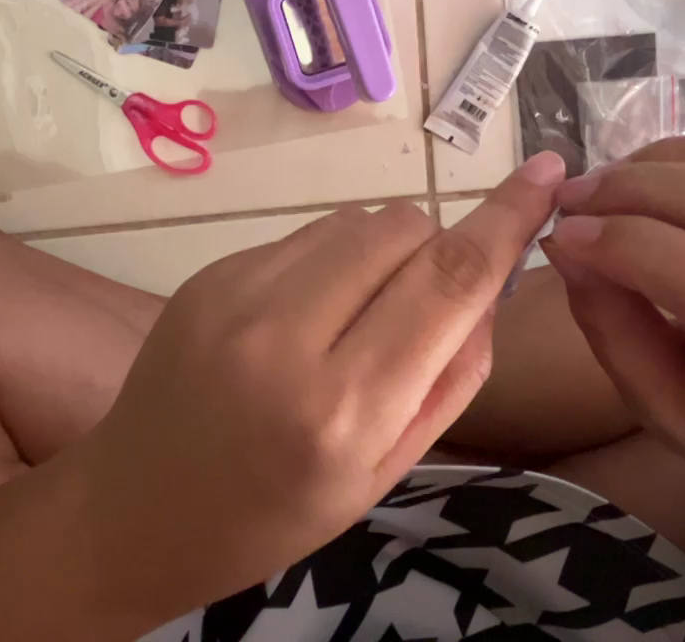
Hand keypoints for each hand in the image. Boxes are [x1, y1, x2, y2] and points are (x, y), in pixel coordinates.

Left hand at [73, 152, 563, 622]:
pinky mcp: (212, 271)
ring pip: (356, 220)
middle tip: (418, 306)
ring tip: (356, 314)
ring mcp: (238, 292)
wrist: (137, 508)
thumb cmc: (275, 512)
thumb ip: (453, 372)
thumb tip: (490, 279)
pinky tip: (304, 313)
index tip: (547, 172)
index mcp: (343, 406)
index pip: (450, 282)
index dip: (507, 218)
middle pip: (405, 229)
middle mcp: (287, 334)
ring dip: (383, 251)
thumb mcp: (385, 469)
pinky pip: (306, 235)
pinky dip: (331, 260)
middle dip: (435, 249)